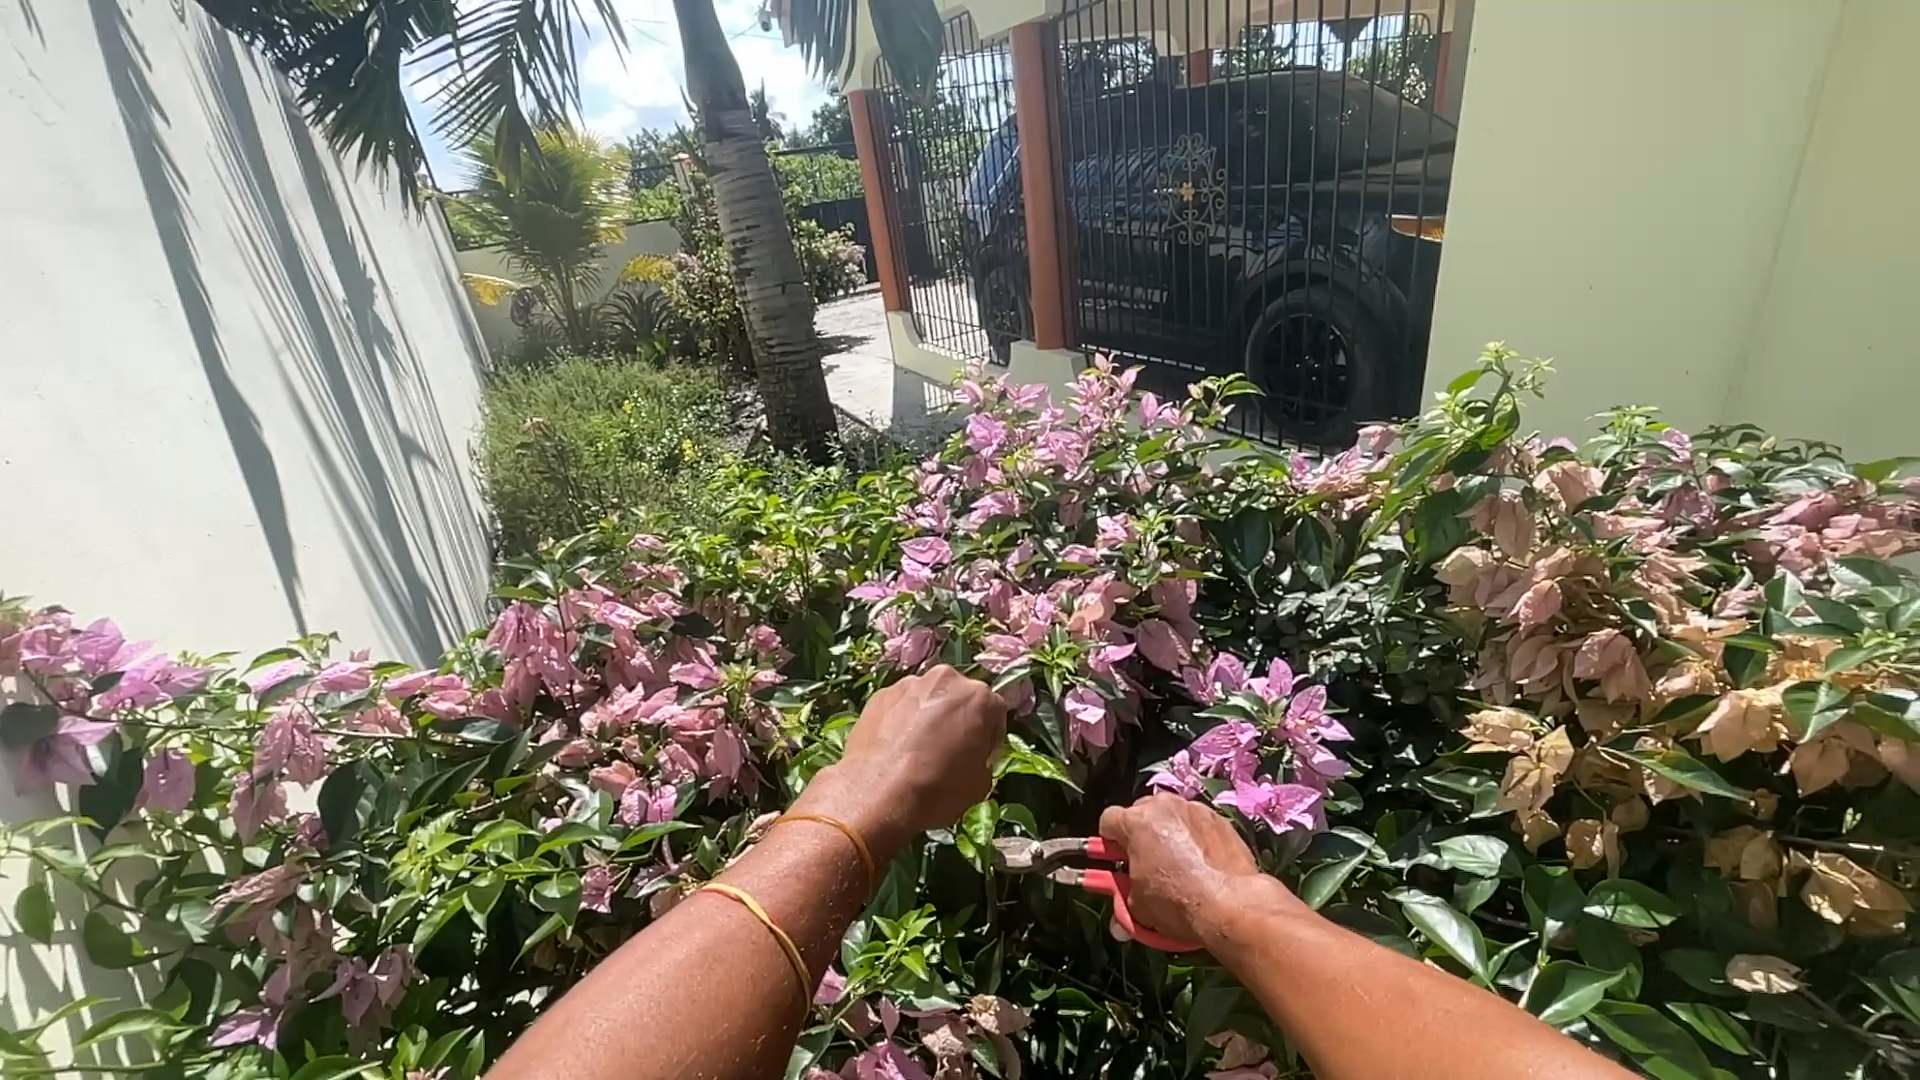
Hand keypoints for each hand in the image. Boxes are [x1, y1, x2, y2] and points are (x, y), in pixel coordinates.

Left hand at [797, 666, 1007, 849]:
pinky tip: (895, 747)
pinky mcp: (880, 693)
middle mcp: (945, 679)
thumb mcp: (980, 784)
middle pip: (960, 696)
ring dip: (929, 716)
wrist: (876, 796)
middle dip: (958, 718)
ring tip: (917, 749)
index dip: (989, 737)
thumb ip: (984, 757)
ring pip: (929, 698)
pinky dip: (902, 720)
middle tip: (949, 749)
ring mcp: (909, 684)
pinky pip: (901, 705)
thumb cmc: (936, 791)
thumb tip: (972, 755)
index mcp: (978, 696)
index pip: (995, 711)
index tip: (979, 756)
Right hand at [1099, 794, 1293, 943]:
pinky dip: (1194, 836)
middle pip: (1140, 812)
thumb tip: (1118, 927)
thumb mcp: (1141, 908)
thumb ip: (1124, 906)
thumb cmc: (1178, 902)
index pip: (1108, 820)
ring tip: (1178, 862)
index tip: (1118, 858)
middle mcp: (1162, 805)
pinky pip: (1196, 823)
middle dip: (1140, 833)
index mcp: (1135, 821)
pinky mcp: (1218, 817)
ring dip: (1168, 832)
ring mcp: (1192, 808)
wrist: (1233, 903)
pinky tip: (1202, 861)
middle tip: (1147, 861)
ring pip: (1170, 815)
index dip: (1110, 841)